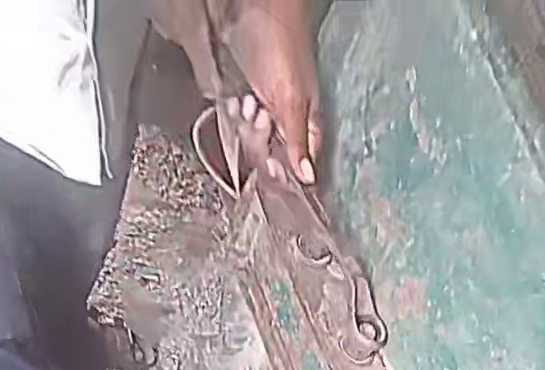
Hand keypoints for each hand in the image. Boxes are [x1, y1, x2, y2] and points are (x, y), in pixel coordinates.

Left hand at [223, 0, 321, 183]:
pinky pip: (239, 121)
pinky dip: (236, 115)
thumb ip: (298, 141)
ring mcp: (267, 109)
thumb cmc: (281, 44)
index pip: (299, 167)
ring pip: (254, 141)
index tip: (271, 167)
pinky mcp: (247, 96)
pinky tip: (237, 100)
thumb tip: (308, 178)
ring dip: (247, 128)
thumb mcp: (291, 99)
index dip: (285, 173)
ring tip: (249, 102)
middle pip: (273, 156)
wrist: (253, 3)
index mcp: (307, 127)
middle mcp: (288, 122)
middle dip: (262, 144)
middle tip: (259, 116)